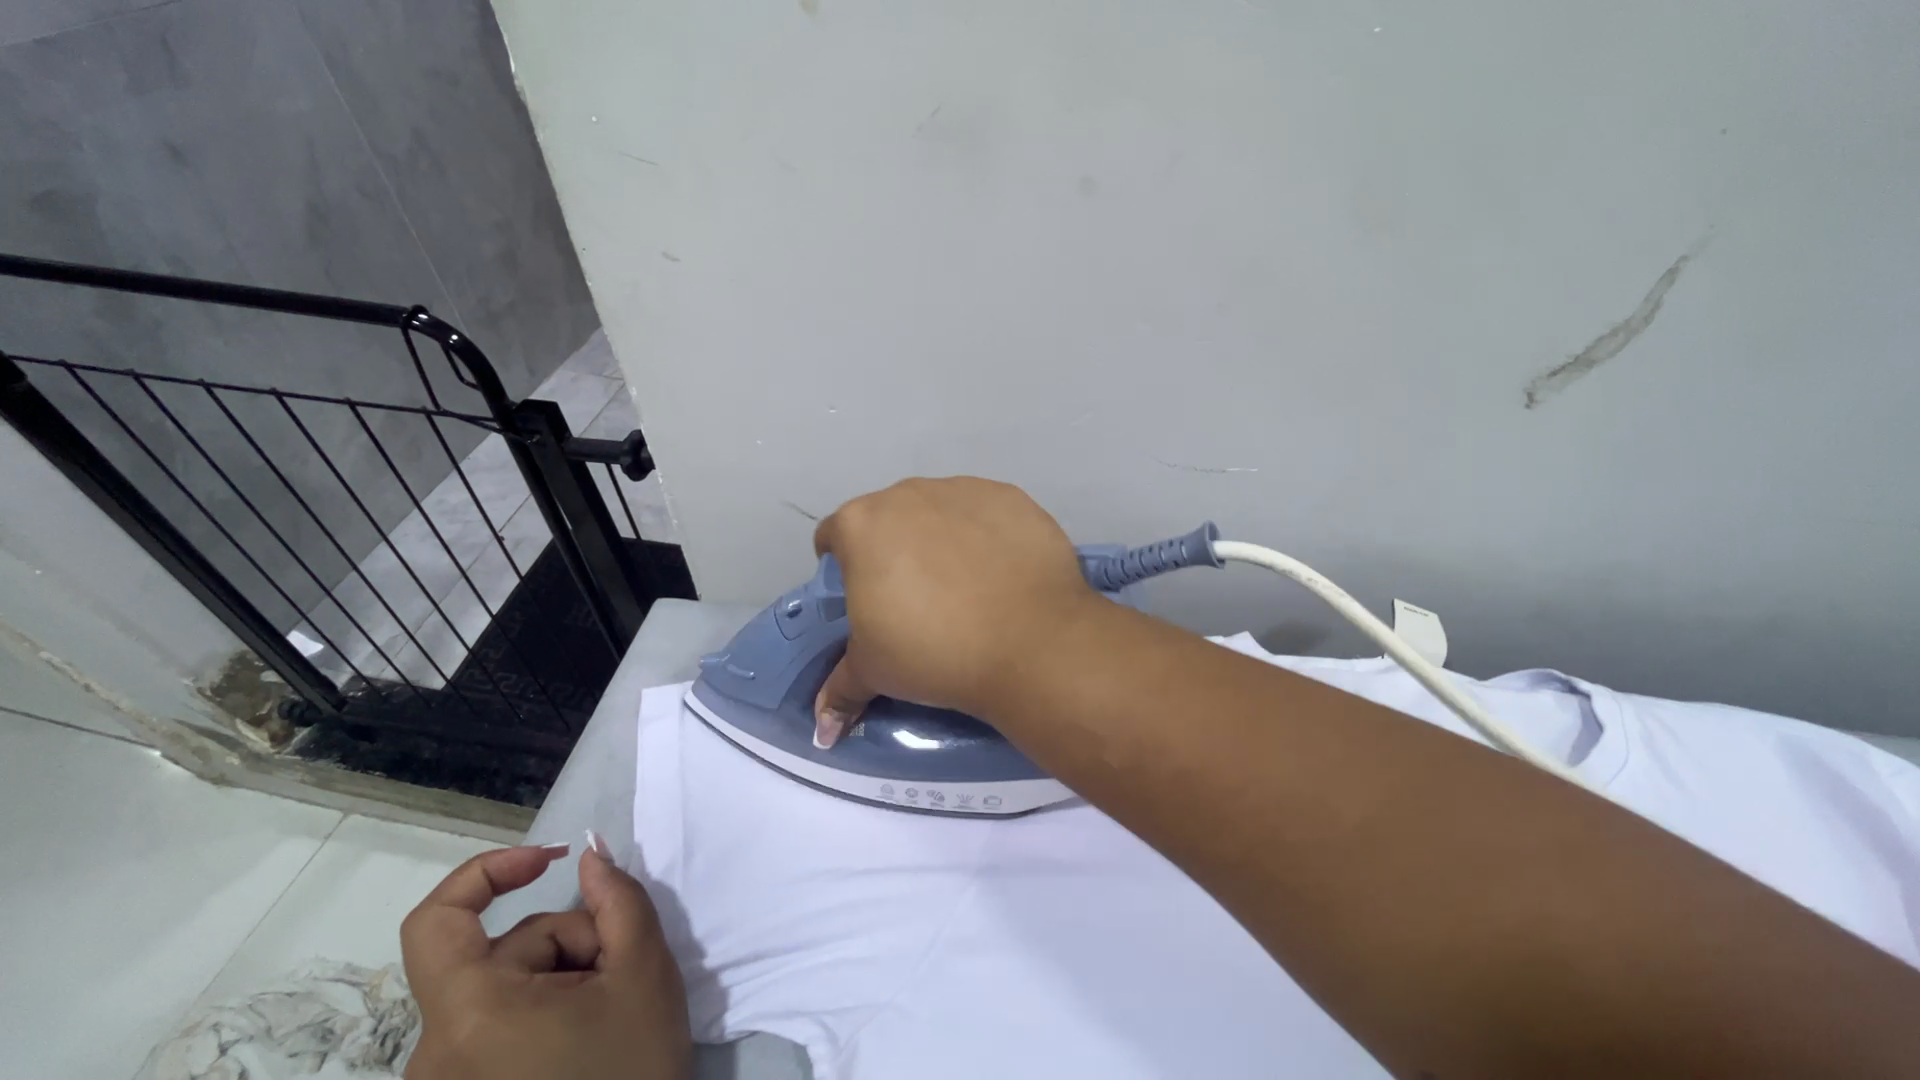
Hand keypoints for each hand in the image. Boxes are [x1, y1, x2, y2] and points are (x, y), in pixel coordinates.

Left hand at [401, 835, 690, 1079]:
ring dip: (565, 974)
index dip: (486, 872)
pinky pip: (501, 1018)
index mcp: (470, 1015)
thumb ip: (618, 900)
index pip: (436, 920)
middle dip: (570, 942)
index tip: (549, 861)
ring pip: (509, 983)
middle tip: (621, 968)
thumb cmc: (632, 1070)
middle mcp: (438, 1049)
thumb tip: (592, 856)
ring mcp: (448, 1077)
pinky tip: (590, 1029)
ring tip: (612, 1006)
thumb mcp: (644, 971)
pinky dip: (547, 1005)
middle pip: (505, 950)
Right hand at [810, 476, 1100, 745]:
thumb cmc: (934, 653)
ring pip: (939, 511)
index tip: (866, 600)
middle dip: (895, 551)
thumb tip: (822, 733)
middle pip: (888, 519)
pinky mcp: (1012, 497)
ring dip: (942, 539)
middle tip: (916, 600)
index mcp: (861, 526)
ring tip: (967, 588)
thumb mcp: (876, 673)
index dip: (843, 569)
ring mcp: (963, 490)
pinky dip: (988, 536)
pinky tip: (1004, 574)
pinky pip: (988, 513)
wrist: (1031, 643)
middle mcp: (908, 494)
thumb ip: (840, 691)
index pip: (834, 537)